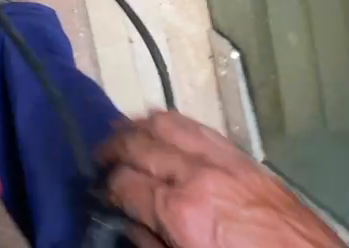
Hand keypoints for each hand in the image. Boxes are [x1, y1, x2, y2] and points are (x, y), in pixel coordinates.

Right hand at [97, 112, 342, 247]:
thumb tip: (131, 226)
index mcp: (180, 213)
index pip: (123, 183)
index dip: (106, 188)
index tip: (102, 195)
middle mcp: (196, 175)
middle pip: (136, 143)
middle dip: (112, 150)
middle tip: (102, 161)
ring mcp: (223, 162)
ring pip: (164, 122)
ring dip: (139, 127)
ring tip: (128, 139)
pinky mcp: (247, 161)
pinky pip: (198, 127)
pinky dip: (172, 125)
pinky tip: (165, 135)